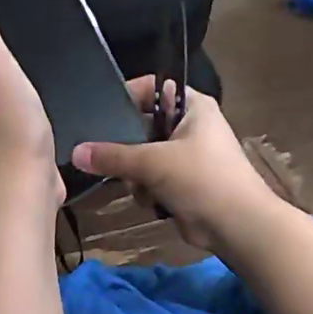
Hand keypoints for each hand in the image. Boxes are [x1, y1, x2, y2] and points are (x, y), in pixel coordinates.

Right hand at [72, 78, 285, 251]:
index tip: (100, 112)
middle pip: (143, 128)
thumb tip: (76, 152)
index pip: (152, 88)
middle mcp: (191, 128)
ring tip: (141, 188)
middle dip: (128, 149)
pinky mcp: (184, 186)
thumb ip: (112, 157)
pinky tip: (152, 203)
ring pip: (144, 160)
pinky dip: (149, 192)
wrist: (236, 224)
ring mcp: (188, 159)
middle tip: (108, 159)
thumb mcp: (153, 162)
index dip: (126, 96)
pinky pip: (154, 182)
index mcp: (192, 107)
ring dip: (138, 177)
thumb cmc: (201, 179)